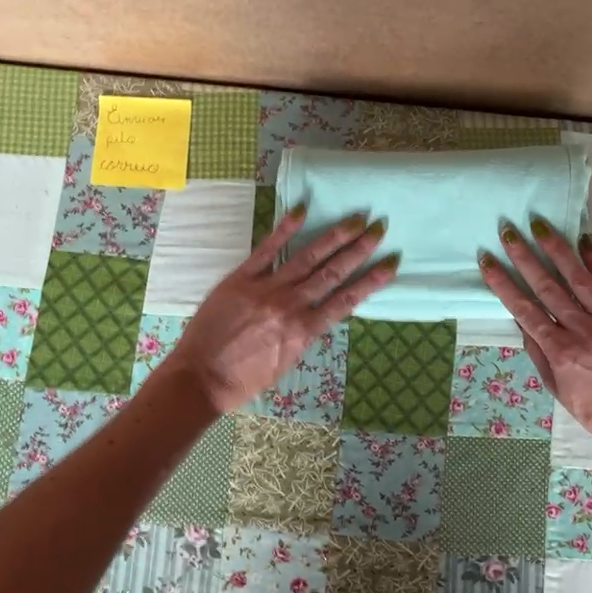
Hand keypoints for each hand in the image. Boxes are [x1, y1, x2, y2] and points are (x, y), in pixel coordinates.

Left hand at [167, 208, 397, 412]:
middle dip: (358, 251)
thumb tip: (319, 312)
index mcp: (304, 331)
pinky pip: (266, 250)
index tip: (391, 264)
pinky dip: (284, 230)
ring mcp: (266, 289)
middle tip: (379, 229)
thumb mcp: (286, 362)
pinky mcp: (240, 279)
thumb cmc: (244, 380)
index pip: (346, 301)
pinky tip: (301, 212)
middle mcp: (290, 306)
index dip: (371, 282)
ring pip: (306, 258)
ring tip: (355, 220)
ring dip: (333, 237)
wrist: (200, 379)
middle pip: (332, 273)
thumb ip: (303, 334)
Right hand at [478, 220, 591, 455]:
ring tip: (542, 227)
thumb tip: (521, 321)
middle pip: (548, 289)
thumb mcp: (556, 388)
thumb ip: (538, 353)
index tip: (487, 262)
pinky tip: (583, 243)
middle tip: (509, 232)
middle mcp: (583, 333)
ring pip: (579, 280)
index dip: (503, 284)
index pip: (524, 311)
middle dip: (526, 258)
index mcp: (560, 353)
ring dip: (558, 251)